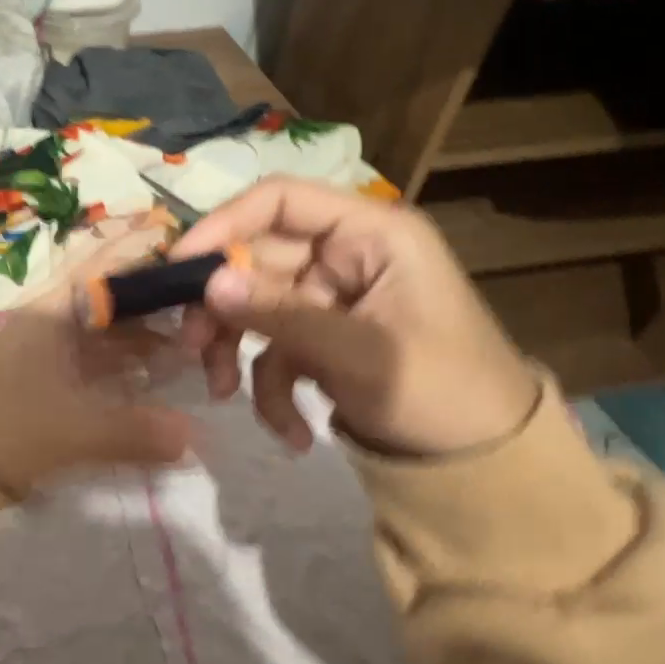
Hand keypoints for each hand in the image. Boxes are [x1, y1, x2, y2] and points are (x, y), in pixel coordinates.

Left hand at [0, 226, 193, 493]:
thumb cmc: (1, 427)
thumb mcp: (70, 431)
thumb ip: (134, 433)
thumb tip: (194, 436)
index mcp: (54, 310)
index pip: (110, 265)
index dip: (152, 254)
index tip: (198, 259)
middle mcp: (54, 320)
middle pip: (118, 299)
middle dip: (163, 306)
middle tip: (212, 317)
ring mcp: (51, 350)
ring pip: (111, 334)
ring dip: (150, 341)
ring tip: (197, 352)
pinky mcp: (49, 381)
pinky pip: (99, 365)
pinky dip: (129, 371)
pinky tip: (160, 384)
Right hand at [173, 176, 538, 456]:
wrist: (485, 463)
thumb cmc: (440, 390)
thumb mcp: (358, 353)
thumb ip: (280, 315)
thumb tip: (206, 284)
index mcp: (370, 234)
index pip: (281, 201)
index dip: (224, 224)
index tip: (179, 267)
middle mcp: (346, 257)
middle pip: (256, 261)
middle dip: (223, 309)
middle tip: (191, 348)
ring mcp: (332, 301)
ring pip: (256, 309)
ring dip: (236, 353)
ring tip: (226, 395)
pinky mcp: (324, 341)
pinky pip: (276, 352)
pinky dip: (271, 391)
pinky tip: (292, 434)